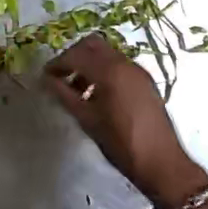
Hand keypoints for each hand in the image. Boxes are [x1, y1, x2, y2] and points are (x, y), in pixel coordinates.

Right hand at [45, 34, 207, 208]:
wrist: (162, 163)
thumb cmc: (121, 143)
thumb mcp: (87, 120)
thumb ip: (65, 95)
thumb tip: (47, 80)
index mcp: (110, 71)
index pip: (76, 55)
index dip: (57, 64)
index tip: (45, 76)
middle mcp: (125, 63)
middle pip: (92, 45)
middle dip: (73, 56)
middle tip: (60, 75)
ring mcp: (138, 70)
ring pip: (107, 54)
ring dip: (89, 64)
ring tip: (76, 89)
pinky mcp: (145, 81)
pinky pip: (119, 65)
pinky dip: (104, 71)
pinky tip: (96, 95)